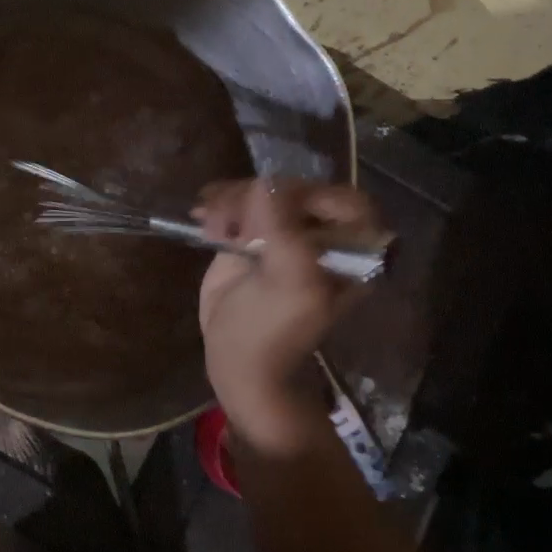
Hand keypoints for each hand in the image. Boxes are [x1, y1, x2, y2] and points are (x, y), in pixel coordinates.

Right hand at [195, 178, 378, 445]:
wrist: (239, 367)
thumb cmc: (272, 333)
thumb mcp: (289, 281)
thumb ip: (285, 228)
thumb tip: (265, 183)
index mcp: (350, 249)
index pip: (340, 199)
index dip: (306, 195)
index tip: (269, 204)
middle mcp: (321, 237)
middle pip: (294, 191)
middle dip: (257, 197)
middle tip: (225, 212)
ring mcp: (283, 235)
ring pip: (261, 194)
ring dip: (232, 200)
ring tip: (209, 219)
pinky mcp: (250, 239)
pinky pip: (238, 208)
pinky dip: (219, 206)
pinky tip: (201, 217)